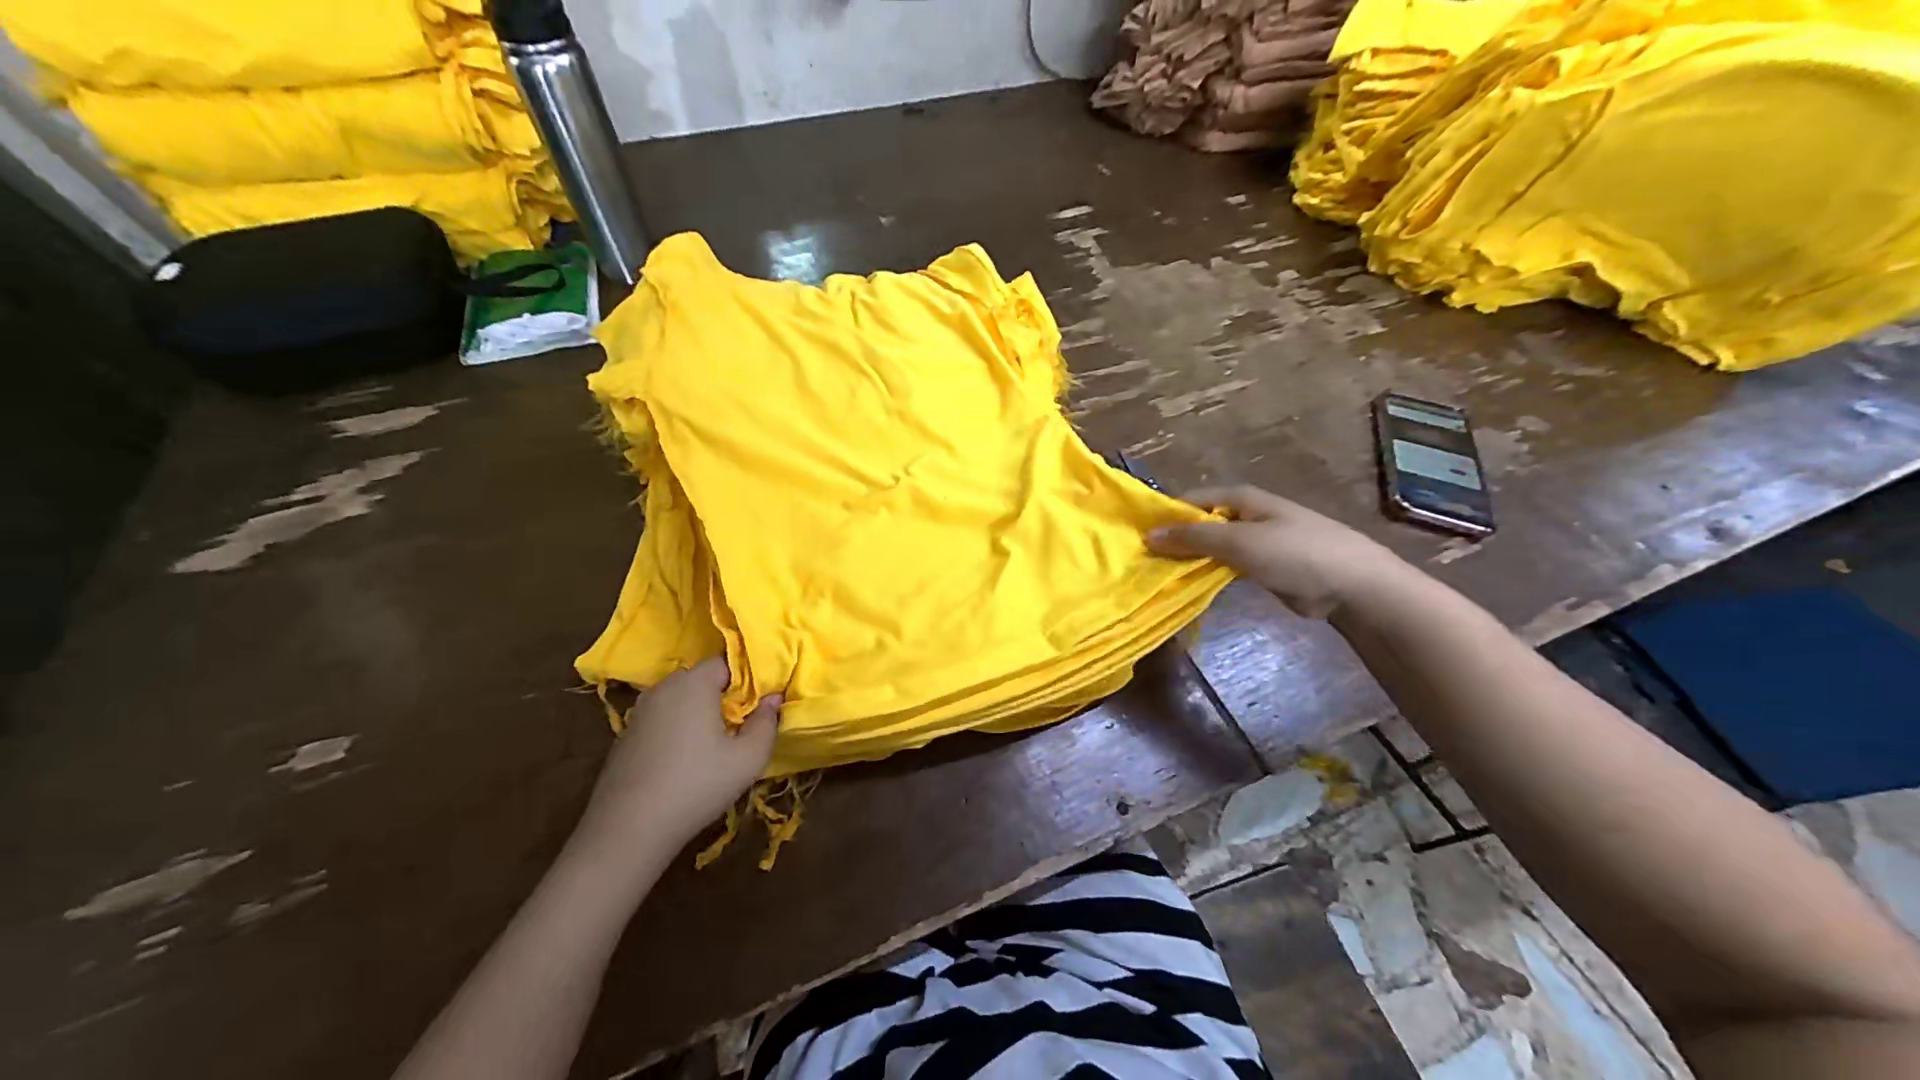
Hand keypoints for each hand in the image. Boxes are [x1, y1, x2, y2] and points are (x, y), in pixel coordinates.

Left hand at [580, 657, 780, 849]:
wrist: (629, 829)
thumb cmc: (697, 785)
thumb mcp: (748, 758)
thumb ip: (767, 722)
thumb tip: (773, 698)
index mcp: (693, 683)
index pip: (725, 663)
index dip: (746, 680)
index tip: (758, 706)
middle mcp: (663, 688)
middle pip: (700, 680)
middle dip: (721, 696)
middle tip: (739, 727)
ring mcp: (639, 712)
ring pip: (678, 701)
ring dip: (697, 714)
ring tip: (712, 746)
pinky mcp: (624, 737)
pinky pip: (660, 721)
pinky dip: (675, 731)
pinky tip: (681, 763)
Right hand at [1148, 485, 1411, 618]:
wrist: (1353, 585)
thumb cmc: (1295, 553)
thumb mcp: (1239, 542)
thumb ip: (1193, 537)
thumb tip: (1149, 534)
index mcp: (1240, 499)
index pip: (1191, 500)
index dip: (1165, 515)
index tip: (1137, 536)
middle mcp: (1245, 515)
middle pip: (1199, 524)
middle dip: (1173, 539)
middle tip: (1142, 562)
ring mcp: (1255, 542)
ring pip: (1211, 547)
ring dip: (1189, 559)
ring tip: (1157, 576)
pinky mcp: (1263, 567)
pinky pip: (1225, 567)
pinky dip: (1207, 574)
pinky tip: (1187, 587)